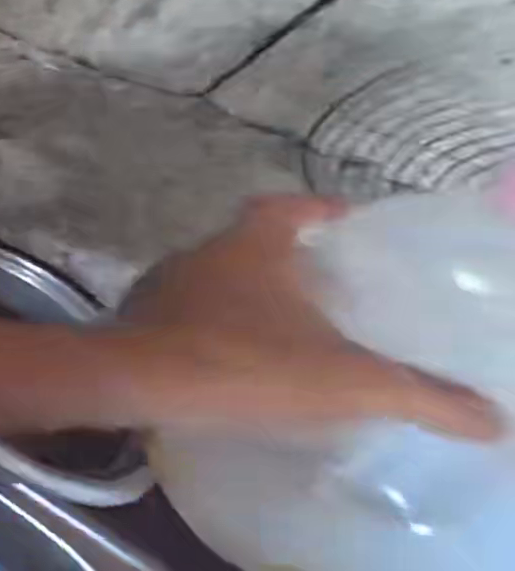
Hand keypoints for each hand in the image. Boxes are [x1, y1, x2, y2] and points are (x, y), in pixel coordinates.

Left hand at [114, 195, 503, 440]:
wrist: (143, 377)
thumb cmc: (248, 362)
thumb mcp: (357, 382)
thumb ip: (428, 396)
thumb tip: (491, 416)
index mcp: (245, 250)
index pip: (277, 208)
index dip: (312, 207)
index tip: (345, 214)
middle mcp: (197, 255)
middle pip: (247, 244)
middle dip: (290, 260)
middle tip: (338, 285)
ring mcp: (162, 282)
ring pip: (217, 277)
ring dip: (255, 295)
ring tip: (301, 325)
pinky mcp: (143, 312)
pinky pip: (193, 308)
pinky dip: (225, 322)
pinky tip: (250, 353)